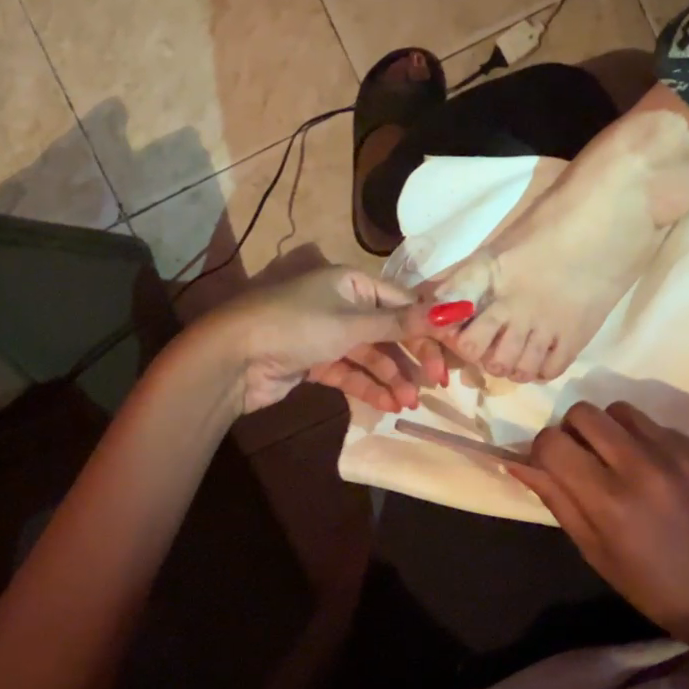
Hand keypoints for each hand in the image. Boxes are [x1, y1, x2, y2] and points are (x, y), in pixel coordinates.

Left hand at [203, 267, 437, 413]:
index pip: (402, 302)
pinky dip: (369, 388)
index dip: (429, 326)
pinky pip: (351, 373)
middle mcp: (342, 304)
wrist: (234, 357)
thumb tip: (454, 310)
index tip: (453, 353)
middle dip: (411, 358)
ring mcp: (328, 335)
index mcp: (351, 282)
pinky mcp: (315, 363)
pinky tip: (389, 406)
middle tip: (435, 384)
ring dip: (392, 378)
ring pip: (371, 356)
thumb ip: (401, 323)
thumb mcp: (352, 323)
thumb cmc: (295, 326)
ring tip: (409, 404)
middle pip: (389, 331)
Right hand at [508, 402, 688, 672]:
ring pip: (621, 410)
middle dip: (573, 431)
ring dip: (609, 430)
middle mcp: (643, 466)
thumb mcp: (593, 551)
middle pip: (584, 412)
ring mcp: (679, 454)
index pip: (553, 442)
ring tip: (619, 461)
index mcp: (610, 500)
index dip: (543, 451)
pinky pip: (658, 426)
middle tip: (582, 459)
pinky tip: (657, 474)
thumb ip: (556, 500)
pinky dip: (646, 443)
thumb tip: (517, 462)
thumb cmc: (652, 586)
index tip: (551, 466)